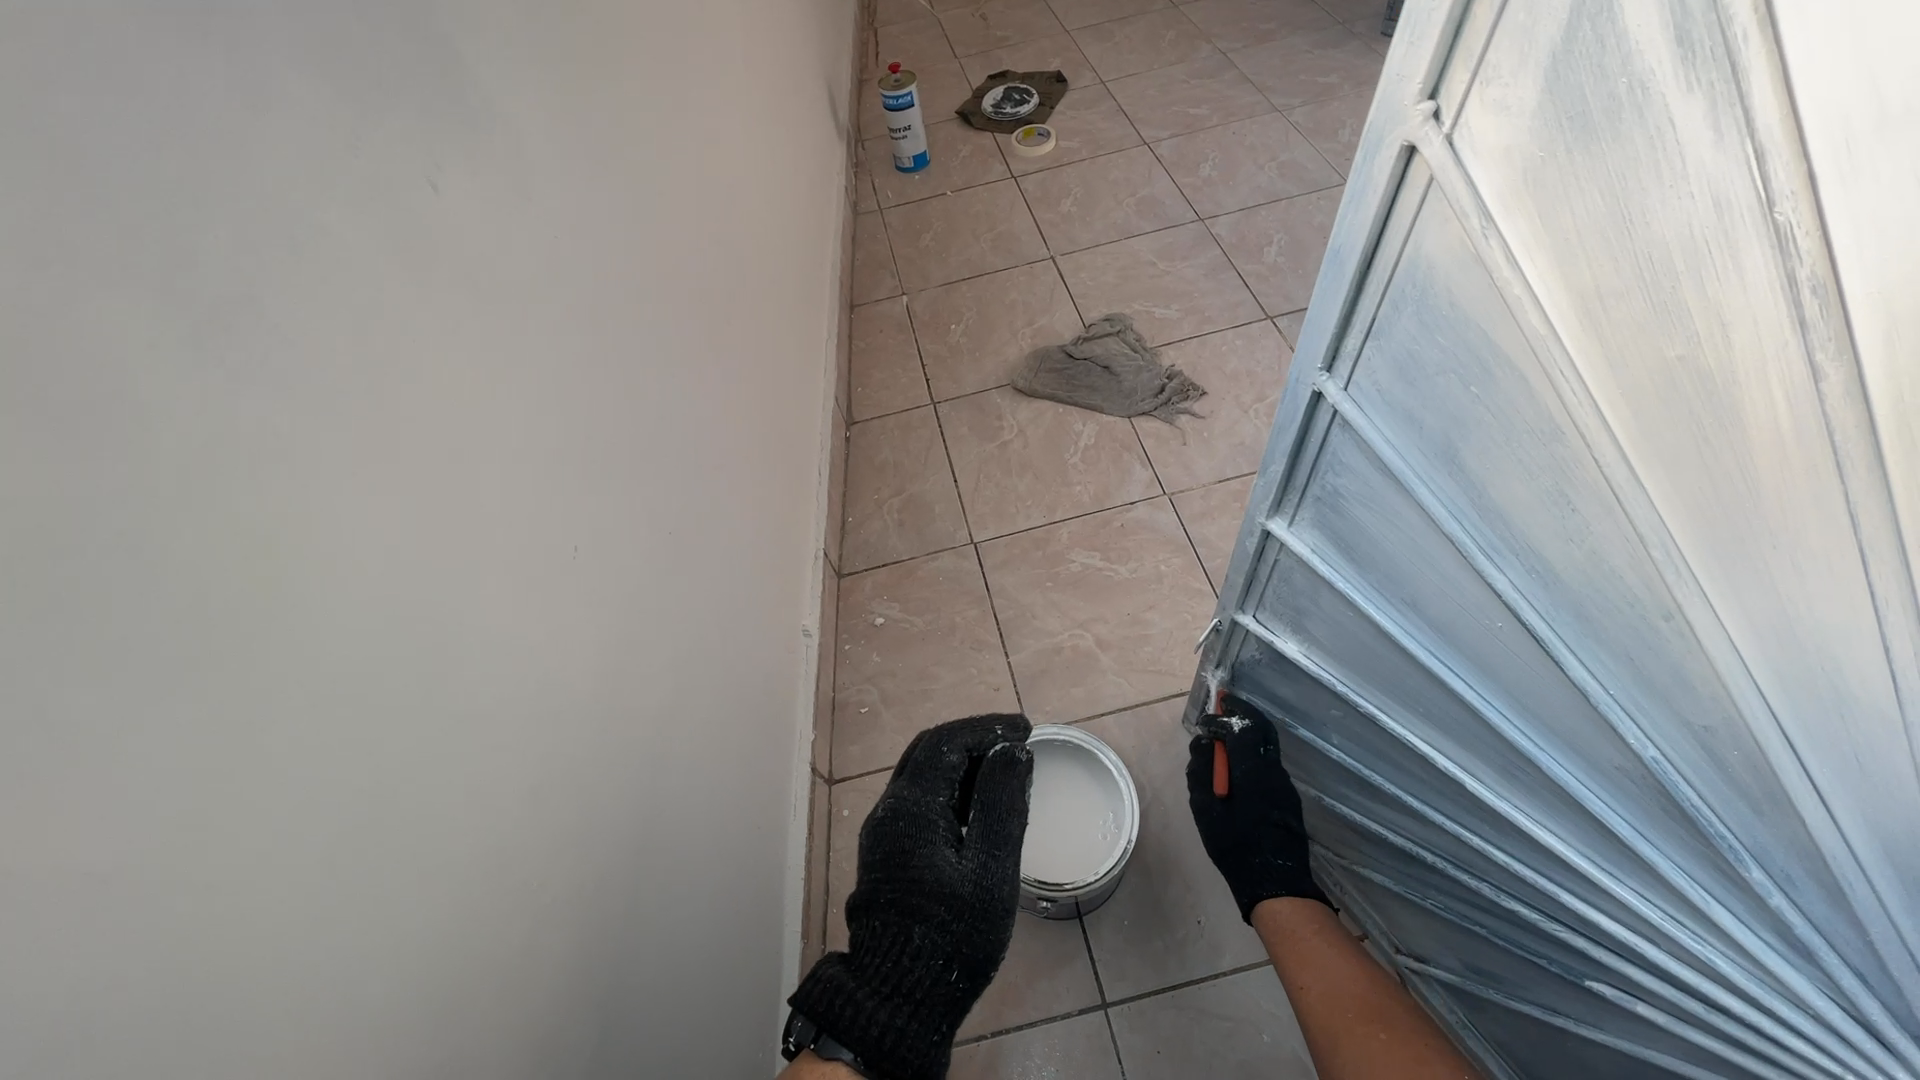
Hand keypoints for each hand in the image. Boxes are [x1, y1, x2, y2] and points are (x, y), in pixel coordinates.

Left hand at [788, 715, 1033, 1079]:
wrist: (897, 996)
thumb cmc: (951, 935)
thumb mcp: (990, 870)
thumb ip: (1002, 804)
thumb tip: (1013, 752)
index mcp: (911, 807)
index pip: (946, 742)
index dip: (987, 728)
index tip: (1025, 729)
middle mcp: (890, 811)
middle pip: (929, 752)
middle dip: (973, 739)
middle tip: (1017, 743)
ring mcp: (884, 833)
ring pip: (922, 776)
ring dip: (962, 763)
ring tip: (1006, 769)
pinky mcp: (888, 853)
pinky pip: (921, 801)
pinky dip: (953, 788)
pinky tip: (980, 805)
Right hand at [1187, 696, 1329, 921]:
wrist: (1275, 882)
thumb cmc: (1234, 844)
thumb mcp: (1204, 809)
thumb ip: (1201, 771)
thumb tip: (1202, 743)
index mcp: (1253, 770)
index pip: (1241, 726)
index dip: (1223, 716)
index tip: (1206, 719)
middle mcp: (1273, 771)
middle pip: (1262, 729)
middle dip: (1243, 711)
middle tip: (1224, 703)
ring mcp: (1285, 785)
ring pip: (1267, 747)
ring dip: (1248, 734)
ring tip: (1225, 736)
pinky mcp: (1288, 799)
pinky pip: (1269, 765)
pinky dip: (1253, 753)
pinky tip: (1238, 766)